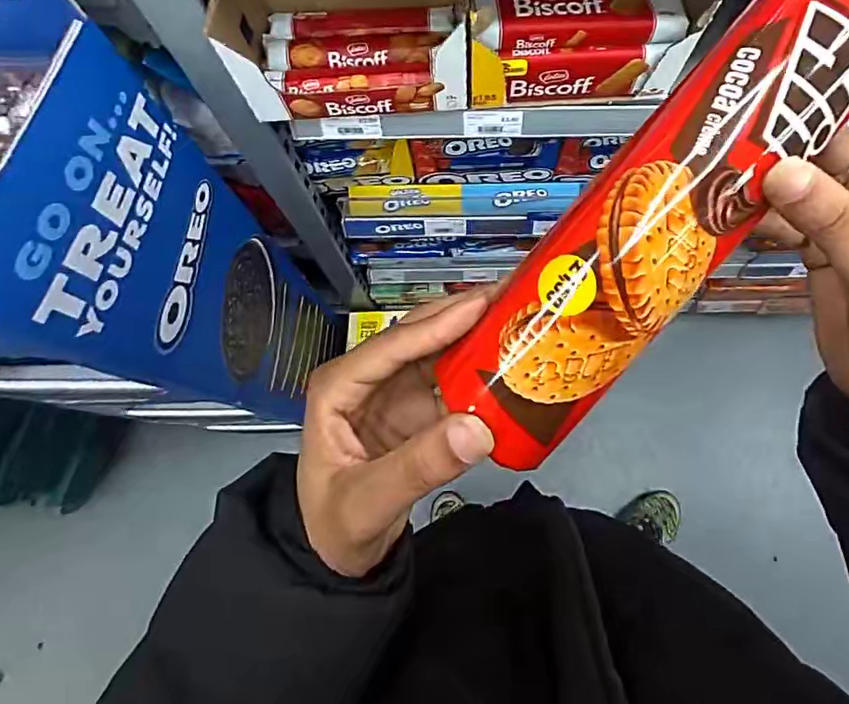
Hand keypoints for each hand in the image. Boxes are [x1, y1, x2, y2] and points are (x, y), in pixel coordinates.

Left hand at [297, 289, 495, 576]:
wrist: (338, 554)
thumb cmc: (335, 525)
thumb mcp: (369, 502)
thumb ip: (420, 466)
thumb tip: (477, 430)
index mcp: (338, 387)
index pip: (391, 346)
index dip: (436, 324)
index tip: (478, 305)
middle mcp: (368, 378)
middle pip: (417, 336)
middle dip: (460, 314)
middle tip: (507, 294)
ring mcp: (395, 391)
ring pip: (438, 351)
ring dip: (474, 334)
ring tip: (513, 315)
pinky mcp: (417, 408)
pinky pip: (453, 380)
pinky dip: (480, 370)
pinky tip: (507, 360)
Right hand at [754, 22, 848, 463]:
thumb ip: (834, 224)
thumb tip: (774, 167)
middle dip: (807, 110)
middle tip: (757, 81)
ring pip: (810, 172)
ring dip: (772, 162)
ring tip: (724, 145)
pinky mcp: (827, 245)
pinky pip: (789, 210)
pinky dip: (761, 208)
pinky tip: (731, 208)